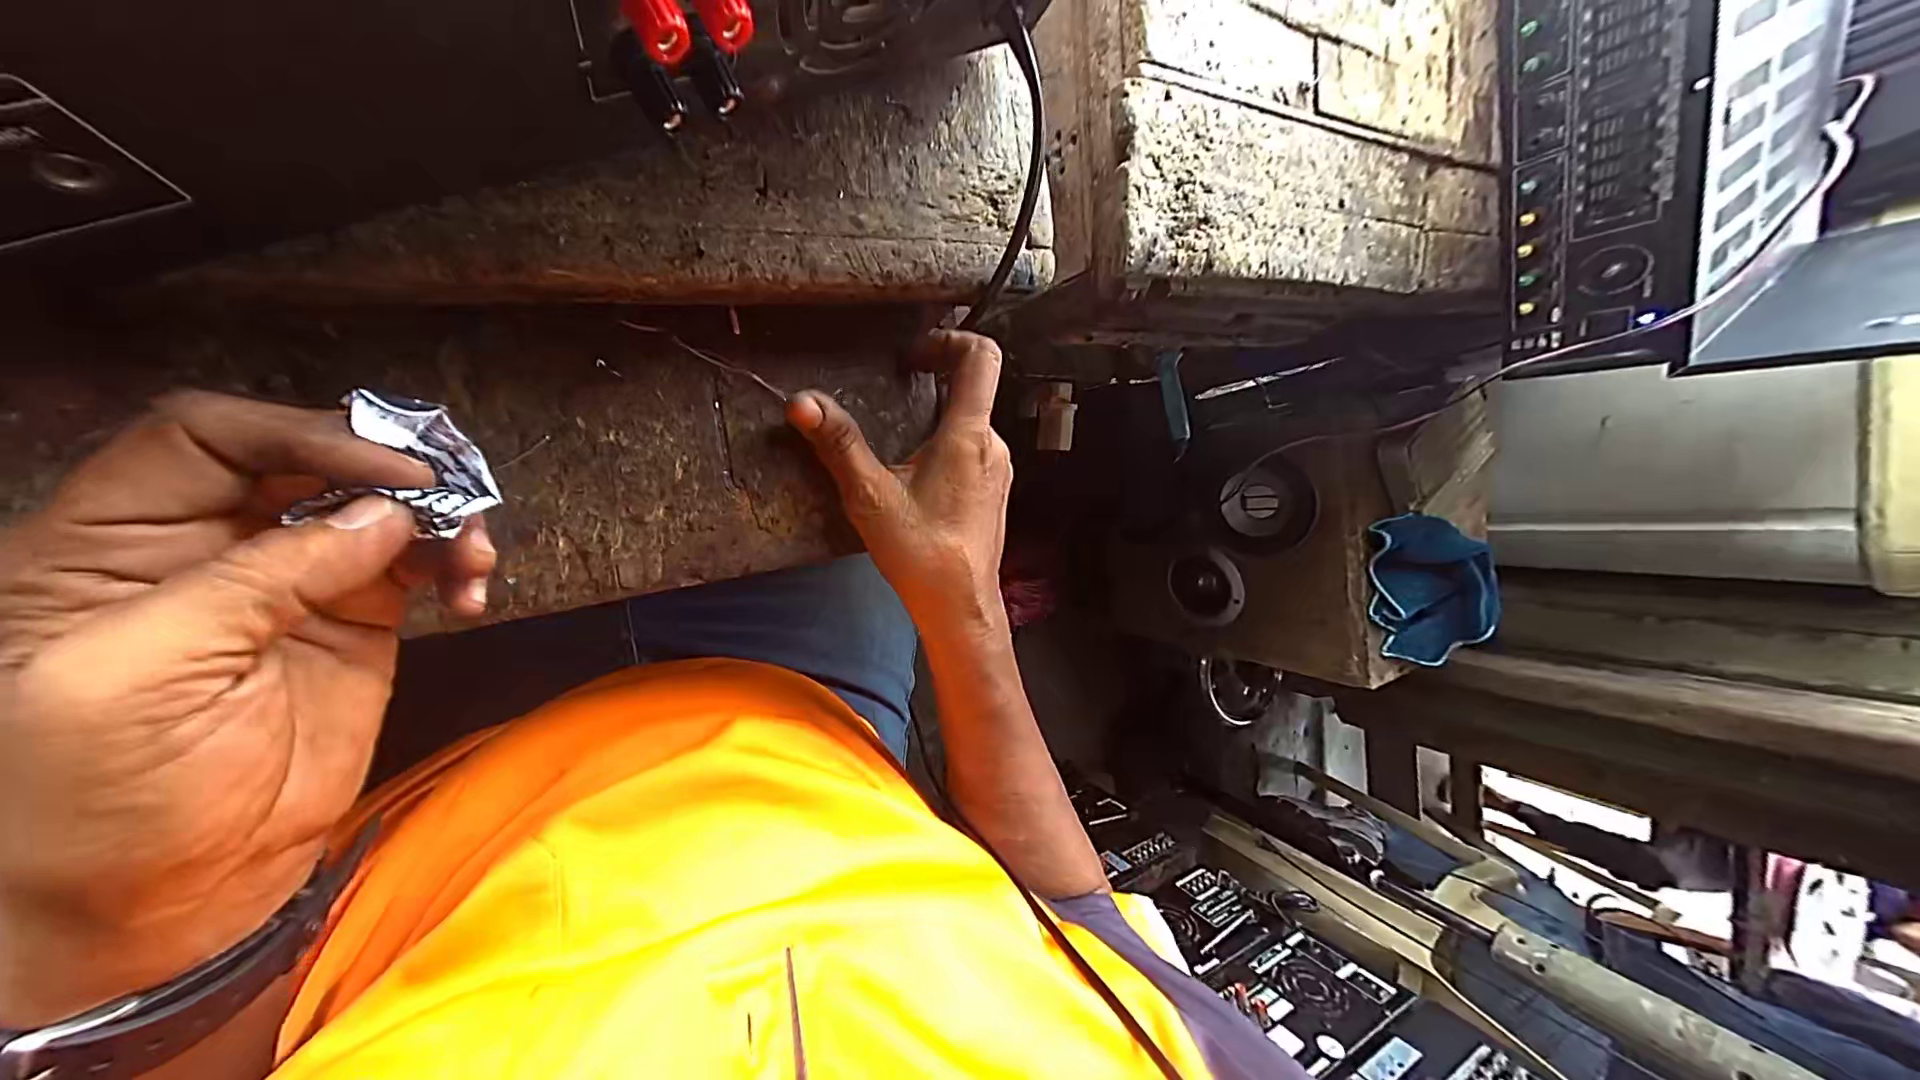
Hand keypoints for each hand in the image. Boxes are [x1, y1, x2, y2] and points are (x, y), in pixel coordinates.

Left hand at [0, 391, 494, 1024]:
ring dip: (445, 521)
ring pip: (385, 509)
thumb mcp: (141, 675)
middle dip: (395, 473)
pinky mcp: (365, 617)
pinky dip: (460, 566)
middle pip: (314, 462)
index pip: (208, 436)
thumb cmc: (100, 796)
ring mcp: (300, 581)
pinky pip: (424, 563)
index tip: (397, 473)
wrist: (177, 894)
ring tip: (477, 560)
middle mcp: (214, 545)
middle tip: (458, 501)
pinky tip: (473, 596)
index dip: (305, 435)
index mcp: (116, 542)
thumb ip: (258, 579)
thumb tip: (388, 515)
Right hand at [787, 330, 1010, 645]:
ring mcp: (998, 471)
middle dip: (935, 378)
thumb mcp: (871, 496)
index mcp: (969, 435)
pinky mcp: (993, 492)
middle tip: (899, 382)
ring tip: (900, 430)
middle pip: (975, 389)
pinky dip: (948, 443)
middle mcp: (993, 446)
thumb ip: (839, 444)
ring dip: (939, 414)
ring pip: (973, 423)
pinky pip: (974, 451)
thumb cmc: (923, 553)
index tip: (916, 352)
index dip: (950, 339)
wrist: (960, 606)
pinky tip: (917, 472)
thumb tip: (803, 403)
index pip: (980, 358)